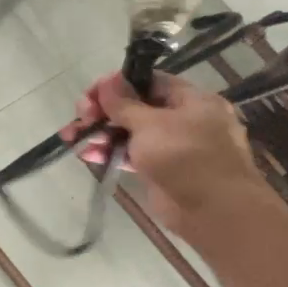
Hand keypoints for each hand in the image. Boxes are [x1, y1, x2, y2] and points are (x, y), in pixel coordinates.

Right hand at [60, 72, 262, 236]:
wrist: (212, 207)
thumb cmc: (185, 156)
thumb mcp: (150, 124)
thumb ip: (124, 102)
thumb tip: (108, 79)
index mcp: (192, 101)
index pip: (150, 82)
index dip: (117, 85)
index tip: (90, 96)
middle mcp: (183, 118)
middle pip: (134, 106)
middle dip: (102, 111)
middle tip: (81, 119)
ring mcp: (171, 144)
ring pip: (127, 130)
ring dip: (99, 132)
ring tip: (75, 140)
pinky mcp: (158, 165)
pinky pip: (128, 152)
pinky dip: (108, 151)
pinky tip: (88, 156)